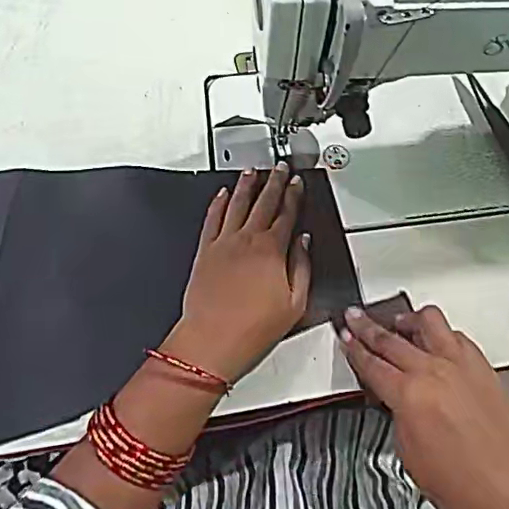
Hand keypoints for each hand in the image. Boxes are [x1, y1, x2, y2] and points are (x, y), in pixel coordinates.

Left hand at [164, 165, 311, 382]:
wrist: (212, 340)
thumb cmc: (253, 327)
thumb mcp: (295, 302)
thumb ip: (303, 267)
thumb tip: (304, 244)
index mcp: (272, 250)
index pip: (286, 214)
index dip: (293, 195)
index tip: (296, 183)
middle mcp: (247, 241)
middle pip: (264, 202)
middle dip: (274, 182)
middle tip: (279, 168)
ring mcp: (223, 244)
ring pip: (237, 204)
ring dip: (246, 185)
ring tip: (252, 171)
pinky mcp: (205, 252)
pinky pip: (212, 219)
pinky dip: (217, 203)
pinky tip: (222, 194)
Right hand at [340, 305, 508, 508]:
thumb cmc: (466, 484)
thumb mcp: (409, 455)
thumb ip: (397, 415)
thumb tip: (395, 399)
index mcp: (410, 395)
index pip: (372, 363)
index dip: (354, 349)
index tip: (346, 338)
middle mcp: (435, 371)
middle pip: (391, 337)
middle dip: (368, 326)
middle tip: (356, 317)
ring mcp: (461, 364)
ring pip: (428, 320)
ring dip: (407, 318)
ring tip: (398, 319)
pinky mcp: (482, 365)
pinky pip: (456, 335)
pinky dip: (441, 332)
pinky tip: (436, 338)